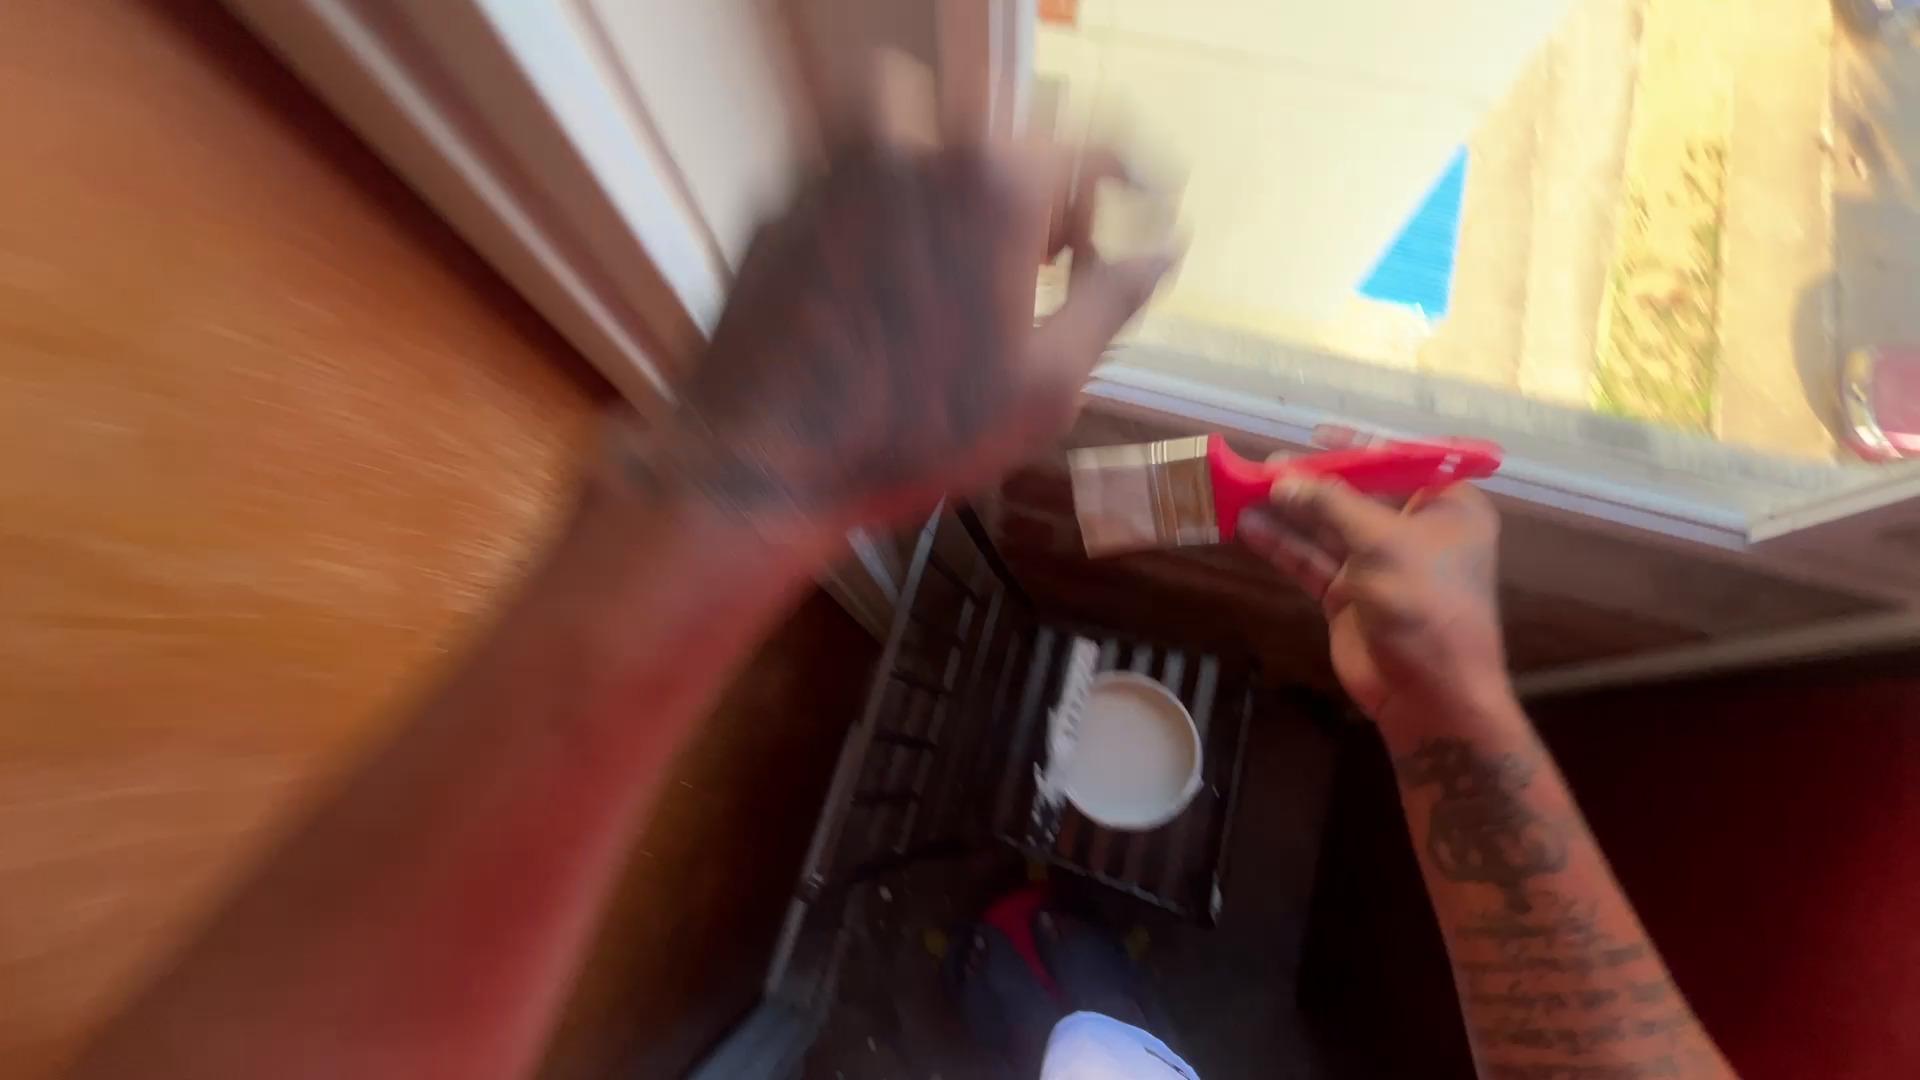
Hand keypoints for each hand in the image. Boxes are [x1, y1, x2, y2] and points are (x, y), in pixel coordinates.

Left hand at [618, 124, 1173, 552]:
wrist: (767, 462)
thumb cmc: (918, 434)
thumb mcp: (1044, 387)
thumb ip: (1111, 303)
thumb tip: (1164, 251)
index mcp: (995, 185)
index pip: (1092, 146)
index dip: (1134, 175)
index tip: (1151, 197)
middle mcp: (914, 146)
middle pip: (1002, 129)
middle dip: (1041, 182)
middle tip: (1047, 249)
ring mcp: (833, 167)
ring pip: (910, 115)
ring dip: (948, 159)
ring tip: (957, 235)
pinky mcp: (779, 202)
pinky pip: (845, 169)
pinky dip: (881, 200)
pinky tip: (882, 275)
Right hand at [1237, 465, 1509, 733]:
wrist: (1428, 691)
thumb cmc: (1425, 604)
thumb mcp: (1382, 542)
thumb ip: (1331, 505)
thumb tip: (1282, 479)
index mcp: (1444, 509)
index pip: (1399, 463)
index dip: (1357, 446)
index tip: (1315, 434)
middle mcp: (1410, 531)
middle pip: (1352, 495)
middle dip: (1308, 484)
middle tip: (1264, 469)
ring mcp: (1375, 564)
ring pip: (1323, 529)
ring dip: (1286, 514)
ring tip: (1243, 495)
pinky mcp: (1345, 593)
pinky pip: (1308, 559)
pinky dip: (1280, 544)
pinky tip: (1248, 528)